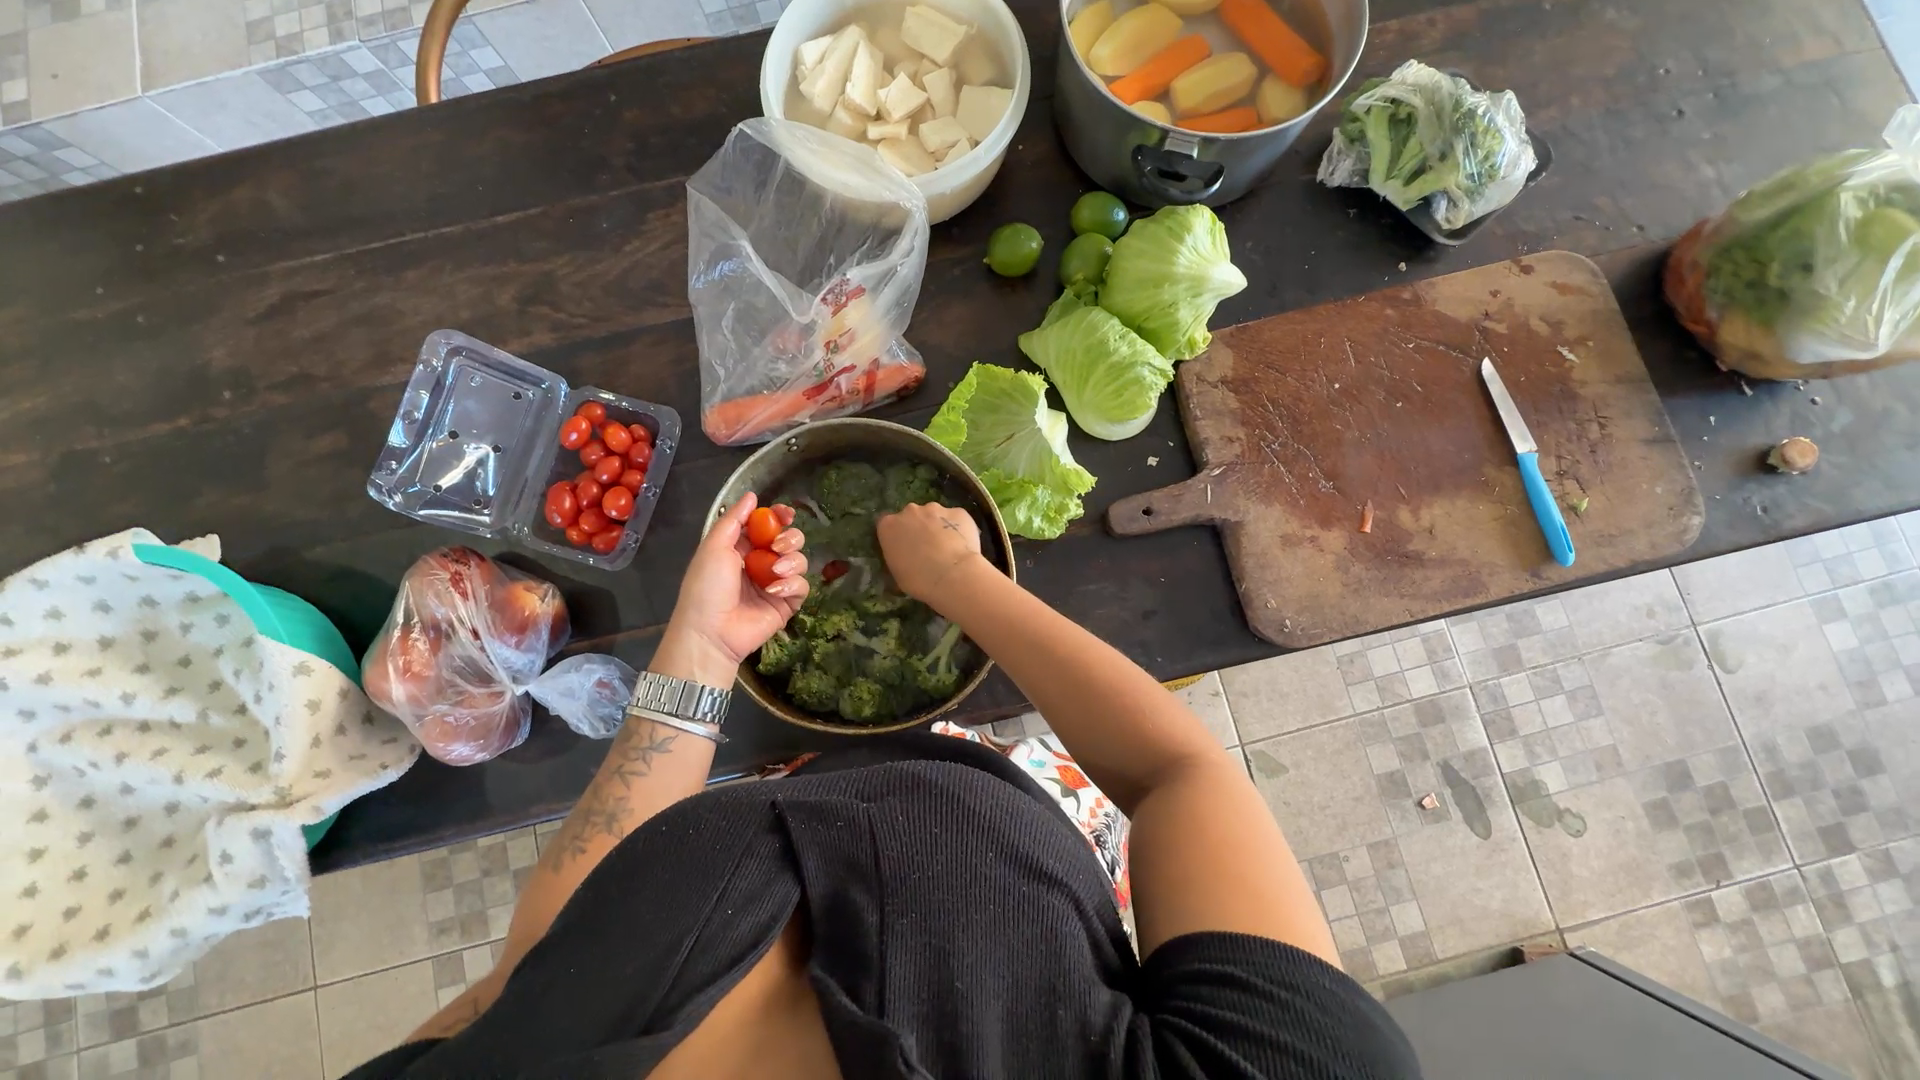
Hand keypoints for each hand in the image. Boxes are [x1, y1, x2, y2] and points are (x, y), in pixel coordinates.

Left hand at [654, 492, 808, 686]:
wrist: (711, 631)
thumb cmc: (706, 586)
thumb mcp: (714, 546)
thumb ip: (734, 519)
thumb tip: (752, 496)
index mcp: (741, 548)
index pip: (767, 526)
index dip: (779, 516)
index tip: (786, 513)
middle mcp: (761, 563)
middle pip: (789, 540)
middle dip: (790, 538)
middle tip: (779, 545)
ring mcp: (775, 583)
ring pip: (799, 561)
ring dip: (792, 560)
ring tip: (777, 570)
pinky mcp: (787, 604)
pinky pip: (802, 586)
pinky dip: (792, 584)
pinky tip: (775, 590)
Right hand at [876, 502, 983, 603]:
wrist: (952, 576)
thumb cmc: (919, 580)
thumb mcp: (897, 573)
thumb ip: (897, 556)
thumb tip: (903, 558)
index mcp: (889, 525)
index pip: (887, 524)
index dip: (896, 535)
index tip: (903, 547)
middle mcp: (910, 511)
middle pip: (911, 516)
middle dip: (918, 528)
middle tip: (927, 548)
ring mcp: (935, 509)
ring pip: (935, 515)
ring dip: (938, 526)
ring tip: (948, 548)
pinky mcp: (958, 512)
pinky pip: (956, 519)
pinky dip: (958, 529)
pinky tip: (962, 544)